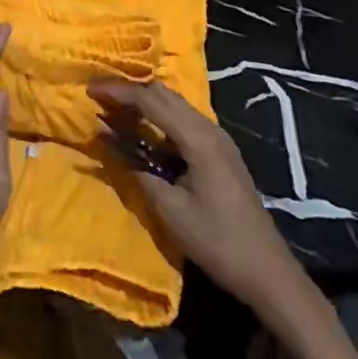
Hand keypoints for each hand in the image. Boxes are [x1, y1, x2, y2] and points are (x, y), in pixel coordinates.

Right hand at [90, 80, 357, 358]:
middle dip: (130, 90)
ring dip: (145, 101)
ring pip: (176, 104)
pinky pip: (184, 118)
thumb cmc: (216, 241)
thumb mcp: (169, 209)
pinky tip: (145, 128)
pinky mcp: (221, 150)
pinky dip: (160, 115)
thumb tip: (106, 138)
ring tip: (116, 108)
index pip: (151, 100)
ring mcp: (219, 138)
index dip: (119, 91)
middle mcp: (210, 128)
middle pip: (165, 94)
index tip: (90, 88)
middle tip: (99, 95)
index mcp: (198, 138)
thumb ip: (137, 169)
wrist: (267, 270)